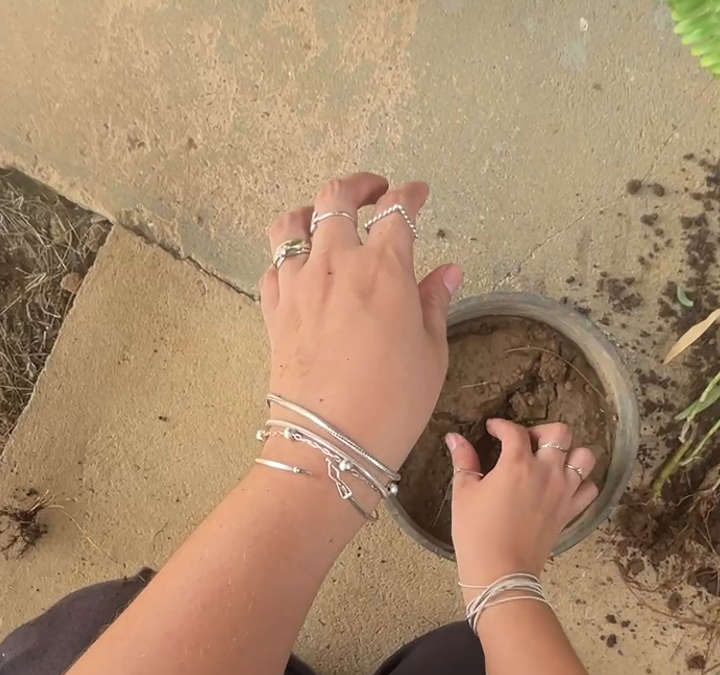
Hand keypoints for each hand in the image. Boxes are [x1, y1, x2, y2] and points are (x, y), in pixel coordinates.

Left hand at [260, 173, 463, 472]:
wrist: (329, 443)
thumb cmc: (391, 404)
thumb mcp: (431, 355)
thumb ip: (434, 305)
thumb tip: (446, 274)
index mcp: (384, 269)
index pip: (398, 211)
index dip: (411, 195)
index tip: (418, 194)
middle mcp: (336, 265)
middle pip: (337, 198)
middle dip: (359, 185)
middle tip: (375, 191)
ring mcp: (299, 286)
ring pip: (292, 223)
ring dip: (310, 210)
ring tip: (324, 218)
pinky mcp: (274, 313)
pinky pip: (273, 268)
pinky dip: (286, 258)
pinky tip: (300, 269)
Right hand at [448, 419, 598, 588]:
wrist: (500, 570)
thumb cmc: (476, 533)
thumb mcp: (464, 494)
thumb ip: (463, 461)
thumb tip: (455, 438)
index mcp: (516, 464)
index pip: (514, 431)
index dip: (502, 425)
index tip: (493, 429)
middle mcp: (546, 472)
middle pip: (561, 433)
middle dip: (543, 431)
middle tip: (526, 442)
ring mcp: (563, 491)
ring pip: (584, 456)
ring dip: (570, 452)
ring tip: (552, 460)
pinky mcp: (570, 511)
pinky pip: (589, 488)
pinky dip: (581, 482)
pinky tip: (564, 484)